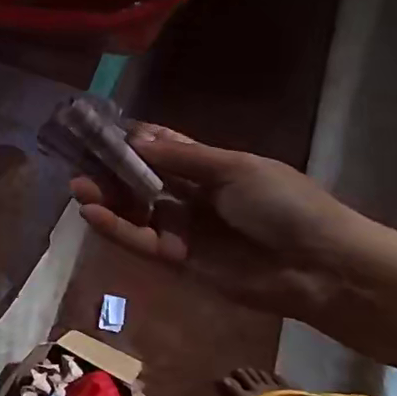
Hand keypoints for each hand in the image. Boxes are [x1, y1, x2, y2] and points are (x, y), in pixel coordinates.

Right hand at [69, 124, 383, 317]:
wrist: (318, 266)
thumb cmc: (284, 204)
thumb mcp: (235, 169)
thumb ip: (182, 158)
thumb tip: (135, 140)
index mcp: (211, 167)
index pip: (164, 149)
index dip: (134, 140)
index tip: (101, 130)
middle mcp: (192, 196)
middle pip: (142, 180)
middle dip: (112, 170)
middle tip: (79, 161)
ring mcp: (182, 229)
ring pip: (135, 211)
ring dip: (107, 199)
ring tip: (78, 186)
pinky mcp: (175, 261)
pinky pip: (140, 241)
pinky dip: (116, 228)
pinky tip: (92, 212)